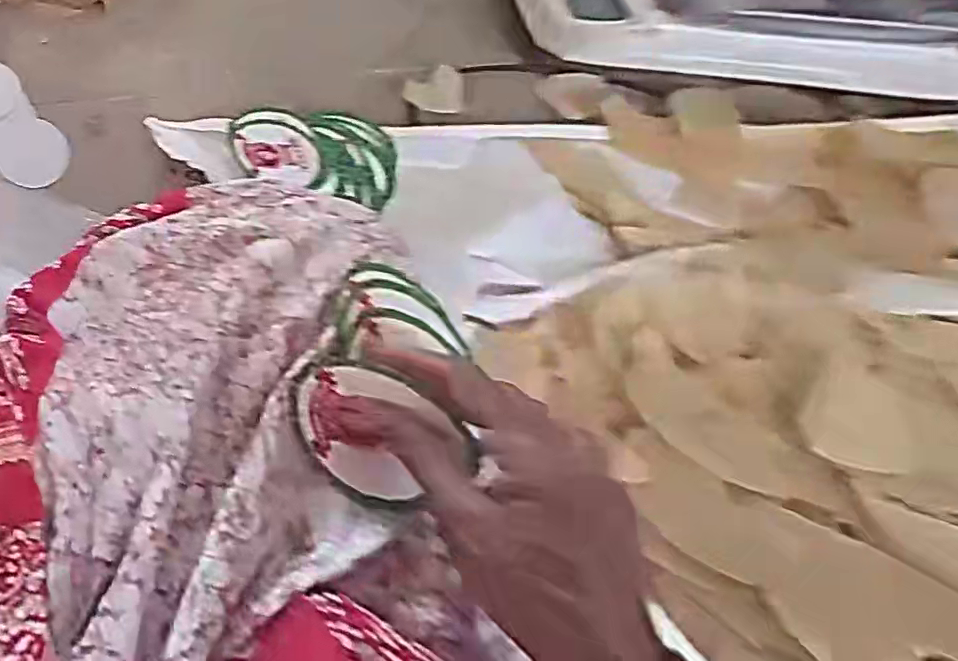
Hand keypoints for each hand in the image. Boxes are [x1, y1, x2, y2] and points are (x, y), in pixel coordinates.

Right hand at [329, 346, 659, 660]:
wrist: (610, 658)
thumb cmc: (529, 591)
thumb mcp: (463, 522)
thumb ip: (420, 453)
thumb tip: (369, 405)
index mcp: (537, 448)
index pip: (467, 381)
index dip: (416, 360)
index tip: (373, 349)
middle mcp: (570, 443)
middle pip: (494, 389)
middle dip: (439, 377)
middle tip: (391, 374)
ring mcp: (591, 464)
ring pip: (518, 409)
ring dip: (468, 398)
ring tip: (423, 397)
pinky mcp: (597, 485)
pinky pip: (538, 432)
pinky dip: (496, 422)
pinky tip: (475, 436)